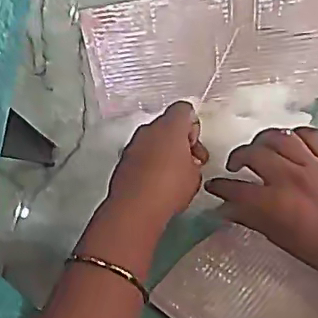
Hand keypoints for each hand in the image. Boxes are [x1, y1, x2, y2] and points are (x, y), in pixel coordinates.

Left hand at [105, 101, 210, 228]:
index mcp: (169, 127)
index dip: (192, 126)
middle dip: (178, 141)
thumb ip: (194, 160)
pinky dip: (148, 163)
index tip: (193, 147)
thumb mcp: (195, 175)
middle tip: (187, 163)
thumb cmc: (170, 187)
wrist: (135, 208)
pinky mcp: (122, 161)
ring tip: (171, 177)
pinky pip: (140, 155)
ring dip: (162, 152)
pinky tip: (155, 184)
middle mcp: (148, 130)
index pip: (183, 110)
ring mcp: (132, 145)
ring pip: (151, 140)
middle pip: (166, 125)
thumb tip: (188, 161)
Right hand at [206, 126, 317, 275]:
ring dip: (264, 140)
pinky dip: (297, 135)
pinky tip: (291, 142)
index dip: (220, 186)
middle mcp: (289, 177)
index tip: (214, 186)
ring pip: (280, 137)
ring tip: (260, 148)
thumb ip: (248, 217)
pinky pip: (312, 135)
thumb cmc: (311, 247)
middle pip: (254, 154)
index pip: (236, 188)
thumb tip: (224, 209)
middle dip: (238, 158)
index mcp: (273, 201)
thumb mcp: (274, 235)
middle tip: (236, 166)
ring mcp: (312, 165)